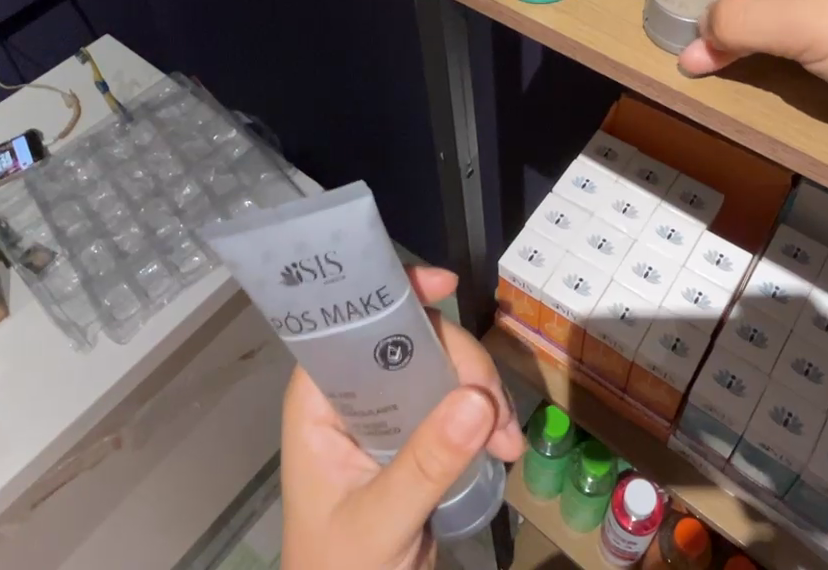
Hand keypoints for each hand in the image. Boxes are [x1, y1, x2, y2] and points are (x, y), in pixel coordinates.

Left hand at [281, 266, 524, 569]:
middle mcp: (353, 393)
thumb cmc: (338, 568)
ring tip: (506, 441)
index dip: (396, 295)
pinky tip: (505, 445)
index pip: (352, 324)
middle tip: (494, 408)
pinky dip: (485, 415)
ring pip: (441, 366)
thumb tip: (478, 399)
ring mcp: (388, 412)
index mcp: (321, 399)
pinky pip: (455, 400)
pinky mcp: (416, 435)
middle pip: (411, 340)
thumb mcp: (378, 520)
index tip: (448, 286)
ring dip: (482, 391)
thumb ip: (425, 464)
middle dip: (461, 362)